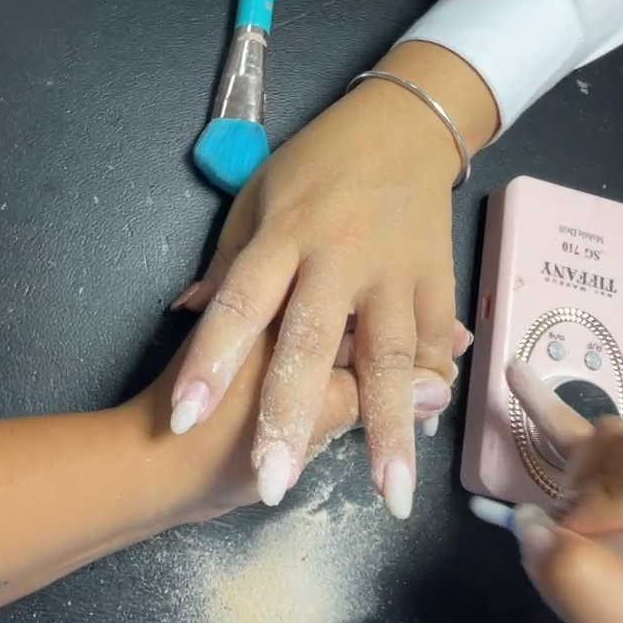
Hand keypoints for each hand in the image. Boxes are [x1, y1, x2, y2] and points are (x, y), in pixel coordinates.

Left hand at [168, 42, 496, 519]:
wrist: (402, 127)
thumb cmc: (315, 164)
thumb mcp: (257, 199)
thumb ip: (227, 263)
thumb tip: (187, 314)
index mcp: (282, 235)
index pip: (239, 303)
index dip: (210, 361)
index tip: (183, 419)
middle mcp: (336, 257)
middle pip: (311, 342)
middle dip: (290, 416)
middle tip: (271, 485)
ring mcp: (394, 271)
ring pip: (389, 355)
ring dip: (389, 429)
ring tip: (390, 496)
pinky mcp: (439, 279)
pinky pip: (433, 342)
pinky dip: (430, 389)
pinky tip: (426, 436)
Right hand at [508, 368, 622, 622]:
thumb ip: (593, 594)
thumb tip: (533, 523)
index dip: (604, 495)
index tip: (580, 545)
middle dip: (587, 491)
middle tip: (577, 547)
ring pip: (610, 439)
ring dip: (575, 482)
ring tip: (569, 528)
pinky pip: (600, 436)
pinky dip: (553, 414)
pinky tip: (518, 379)